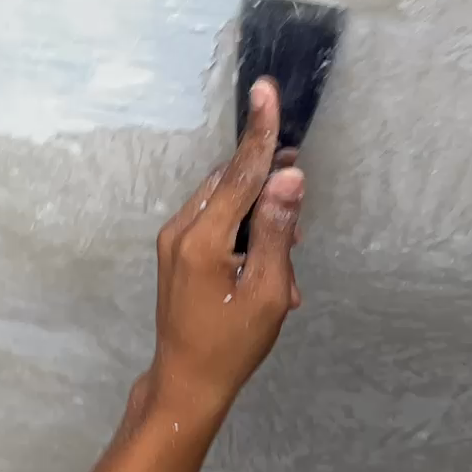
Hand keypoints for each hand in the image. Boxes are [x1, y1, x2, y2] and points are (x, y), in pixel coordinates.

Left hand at [131, 78, 305, 424]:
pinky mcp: (175, 249)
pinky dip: (242, 227)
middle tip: (298, 212)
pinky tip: (266, 261)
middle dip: (267, 184)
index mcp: (202, 237)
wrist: (186, 382)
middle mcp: (180, 227)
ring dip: (257, 211)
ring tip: (286, 254)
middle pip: (230, 182)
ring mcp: (173, 238)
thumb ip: (277, 230)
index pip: (239, 173)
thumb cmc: (232, 345)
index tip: (266, 90)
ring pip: (222, 199)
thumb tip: (289, 176)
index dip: (260, 131)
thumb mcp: (268, 292)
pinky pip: (213, 219)